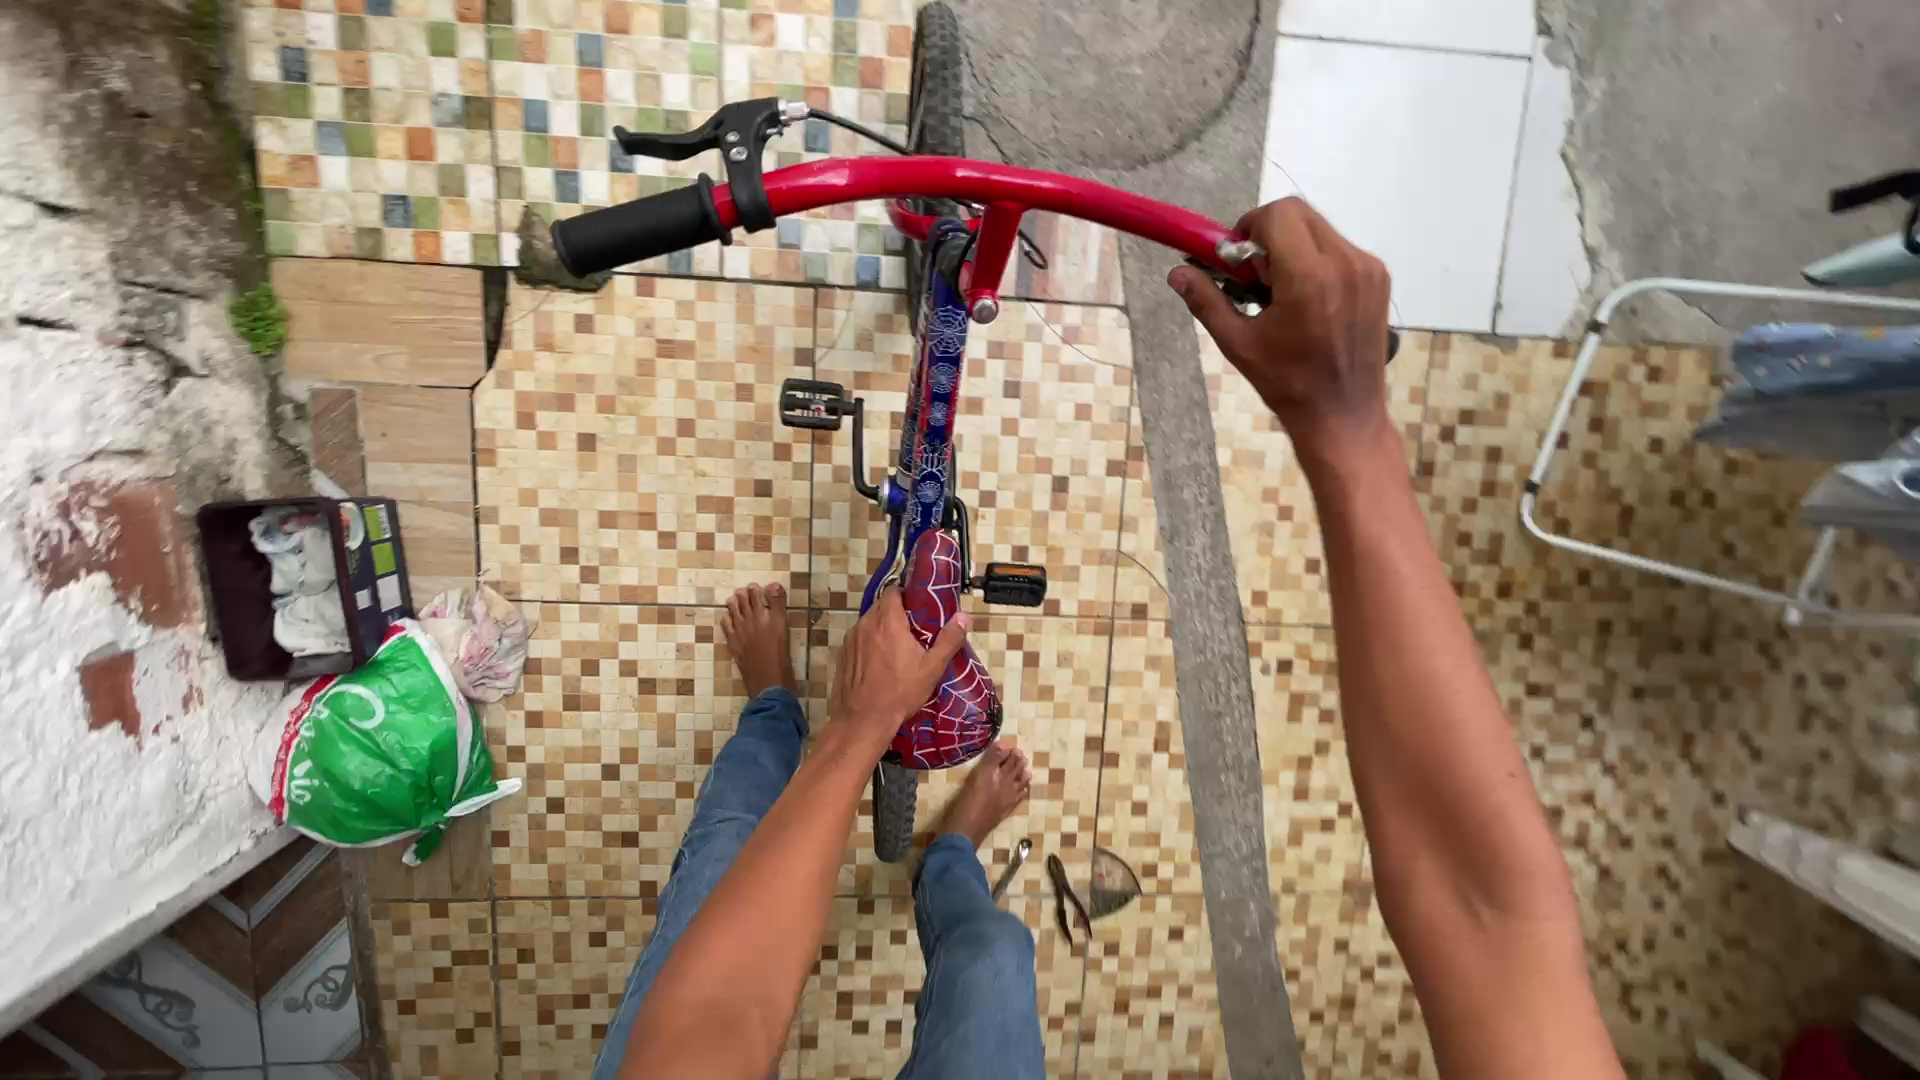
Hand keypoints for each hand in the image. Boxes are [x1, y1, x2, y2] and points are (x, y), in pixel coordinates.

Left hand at [829, 588, 970, 749]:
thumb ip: (949, 640)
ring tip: (898, 647)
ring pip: (870, 622)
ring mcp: (851, 639)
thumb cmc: (900, 692)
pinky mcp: (843, 654)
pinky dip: (870, 642)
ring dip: (883, 628)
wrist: (863, 720)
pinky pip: (859, 638)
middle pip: (882, 606)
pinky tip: (880, 662)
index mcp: (888, 622)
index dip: (907, 595)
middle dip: (897, 613)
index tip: (919, 608)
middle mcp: (866, 624)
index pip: (893, 591)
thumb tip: (964, 617)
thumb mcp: (931, 668)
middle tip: (914, 630)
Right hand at [1167, 197, 1394, 466]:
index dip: (1249, 227)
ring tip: (1281, 292)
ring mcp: (1368, 267)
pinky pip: (1340, 248)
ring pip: (1320, 228)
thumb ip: (1207, 301)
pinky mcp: (1379, 277)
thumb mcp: (1237, 343)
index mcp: (1308, 278)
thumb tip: (1176, 273)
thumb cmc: (1284, 382)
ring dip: (1292, 246)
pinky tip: (1307, 301)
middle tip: (1254, 275)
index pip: (1278, 214)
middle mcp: (1345, 261)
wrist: (1341, 412)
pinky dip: (1316, 261)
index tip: (1237, 260)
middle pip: (1299, 212)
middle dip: (1269, 233)